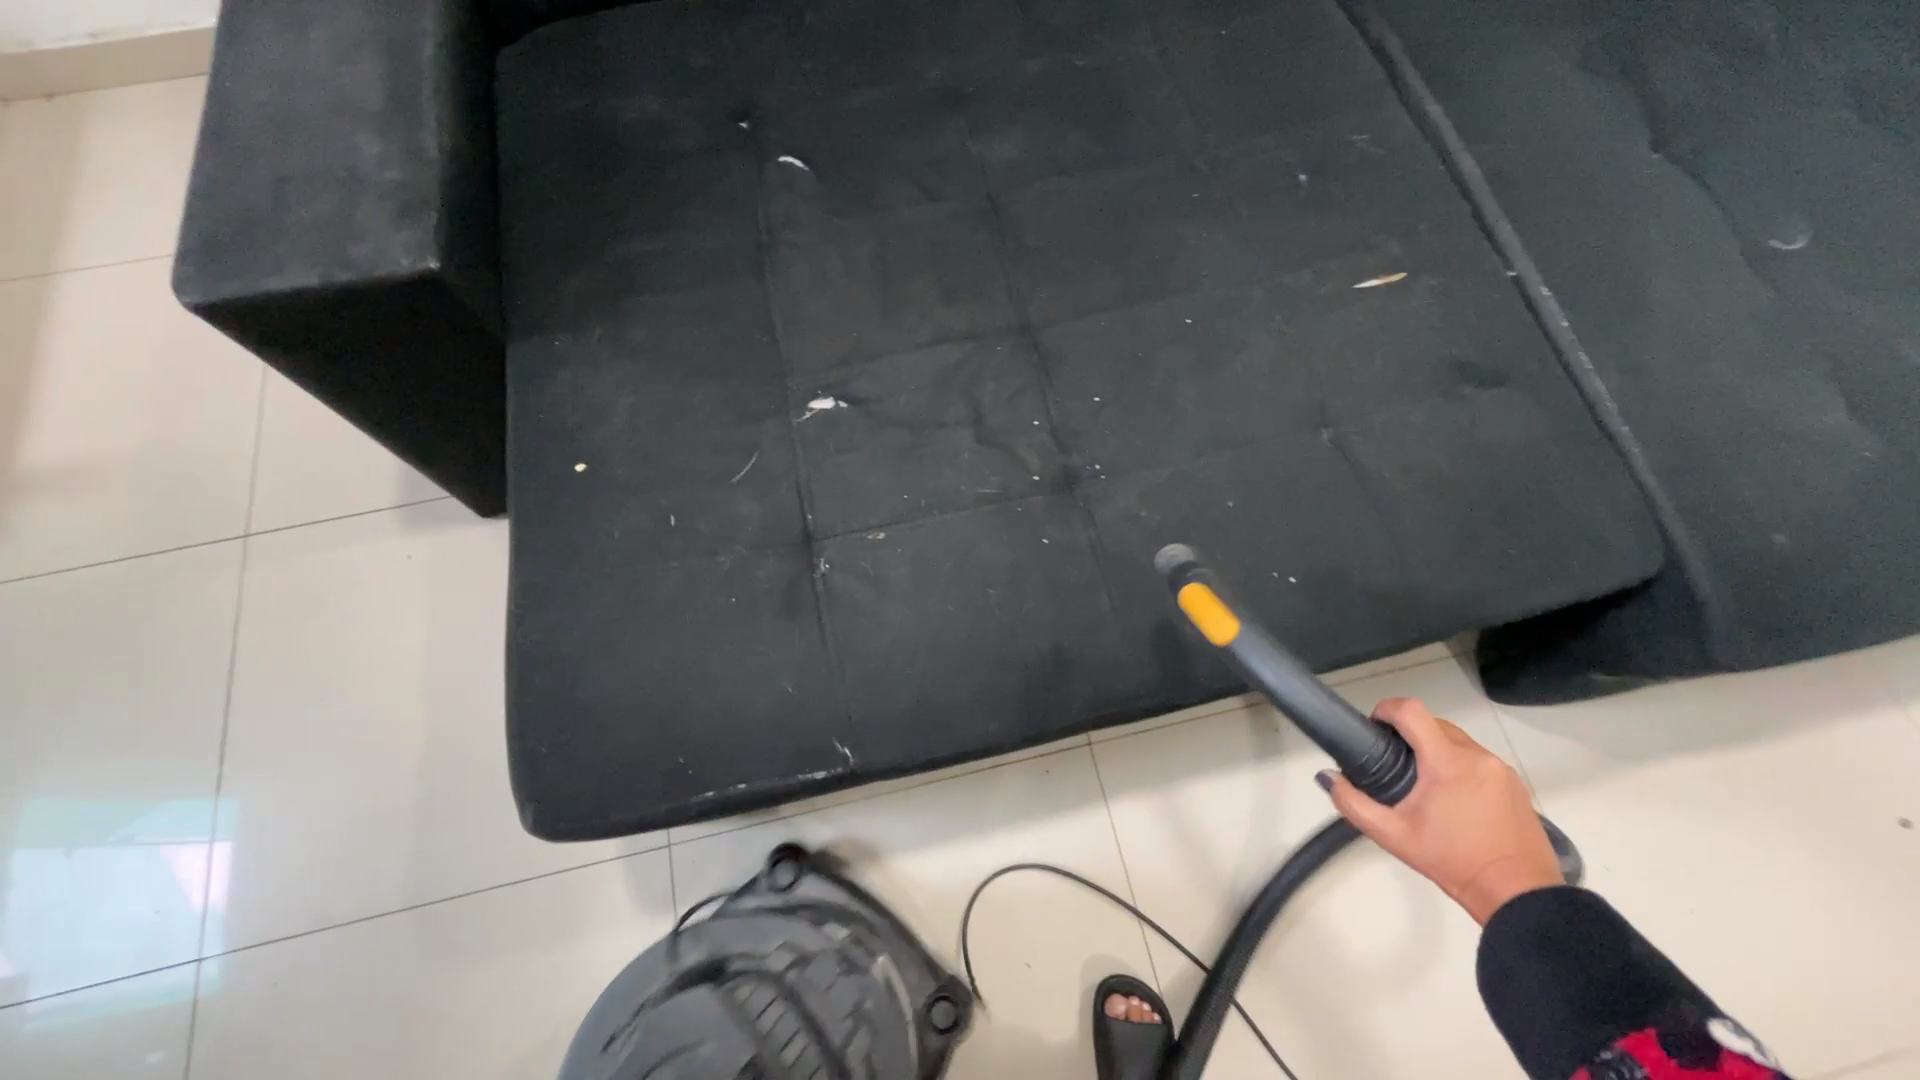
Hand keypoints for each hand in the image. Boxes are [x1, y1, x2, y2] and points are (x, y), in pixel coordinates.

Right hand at [1318, 697, 1563, 924]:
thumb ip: (1353, 803)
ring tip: (1422, 783)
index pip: (1412, 711)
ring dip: (1436, 749)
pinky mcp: (1516, 783)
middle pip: (1435, 723)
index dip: (1386, 709)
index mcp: (1446, 763)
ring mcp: (1501, 768)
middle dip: (1410, 733)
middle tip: (1392, 762)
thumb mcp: (1392, 836)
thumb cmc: (1452, 862)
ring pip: (1458, 741)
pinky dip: (1460, 766)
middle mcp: (1477, 756)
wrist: (1518, 893)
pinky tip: (1453, 798)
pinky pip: (1479, 760)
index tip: (1373, 725)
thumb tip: (1329, 777)